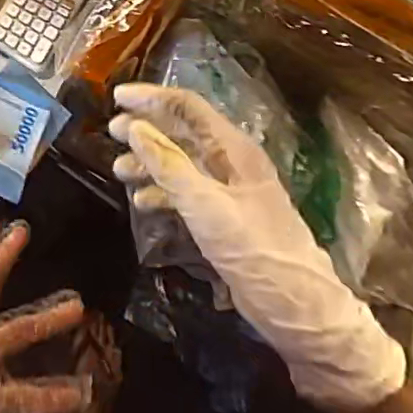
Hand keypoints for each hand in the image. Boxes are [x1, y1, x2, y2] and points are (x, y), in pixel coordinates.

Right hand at [109, 84, 405, 412]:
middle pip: (181, 130)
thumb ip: (170, 167)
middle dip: (145, 128)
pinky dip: (160, 190)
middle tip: (111, 132)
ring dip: (148, 160)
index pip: (187, 106)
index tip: (117, 98)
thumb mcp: (208, 208)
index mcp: (233, 149)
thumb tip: (135, 129)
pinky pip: (184, 190)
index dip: (151, 98)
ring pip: (179, 161)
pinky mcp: (223, 215)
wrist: (301, 314)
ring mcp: (226, 189)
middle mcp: (229, 161)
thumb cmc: (257, 253)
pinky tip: (140, 201)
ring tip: (118, 168)